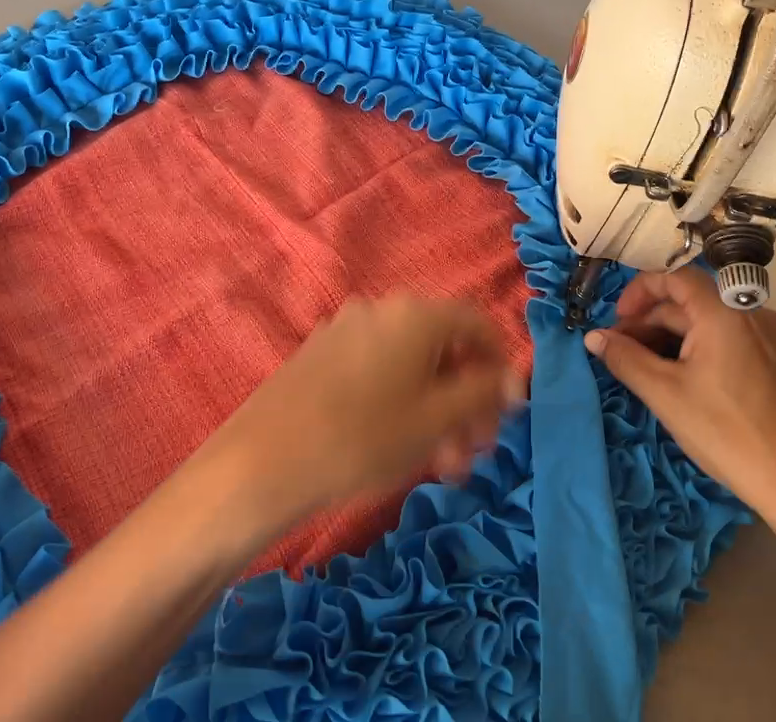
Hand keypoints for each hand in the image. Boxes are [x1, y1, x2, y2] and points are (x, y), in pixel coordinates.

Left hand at [201, 294, 524, 524]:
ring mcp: (344, 331)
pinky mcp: (319, 357)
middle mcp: (380, 310)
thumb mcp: (436, 420)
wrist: (263, 462)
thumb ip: (483, 393)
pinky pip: (377, 372)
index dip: (502, 368)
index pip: (479, 325)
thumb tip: (513, 377)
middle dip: (467, 400)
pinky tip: (398, 448)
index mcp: (415, 314)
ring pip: (410, 366)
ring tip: (440, 465)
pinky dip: (400, 403)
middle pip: (444, 348)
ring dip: (436, 410)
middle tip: (475, 452)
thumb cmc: (362, 439)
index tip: (507, 414)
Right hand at [583, 268, 775, 530]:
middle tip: (620, 354)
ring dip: (671, 339)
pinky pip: (729, 342)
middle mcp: (752, 314)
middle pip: (691, 301)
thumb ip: (625, 359)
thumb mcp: (665, 395)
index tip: (617, 321)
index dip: (639, 291)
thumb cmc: (729, 433)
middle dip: (650, 321)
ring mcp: (771, 340)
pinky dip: (698, 351)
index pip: (676, 276)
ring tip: (646, 373)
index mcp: (725, 312)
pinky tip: (683, 384)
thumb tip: (593, 337)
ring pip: (709, 324)